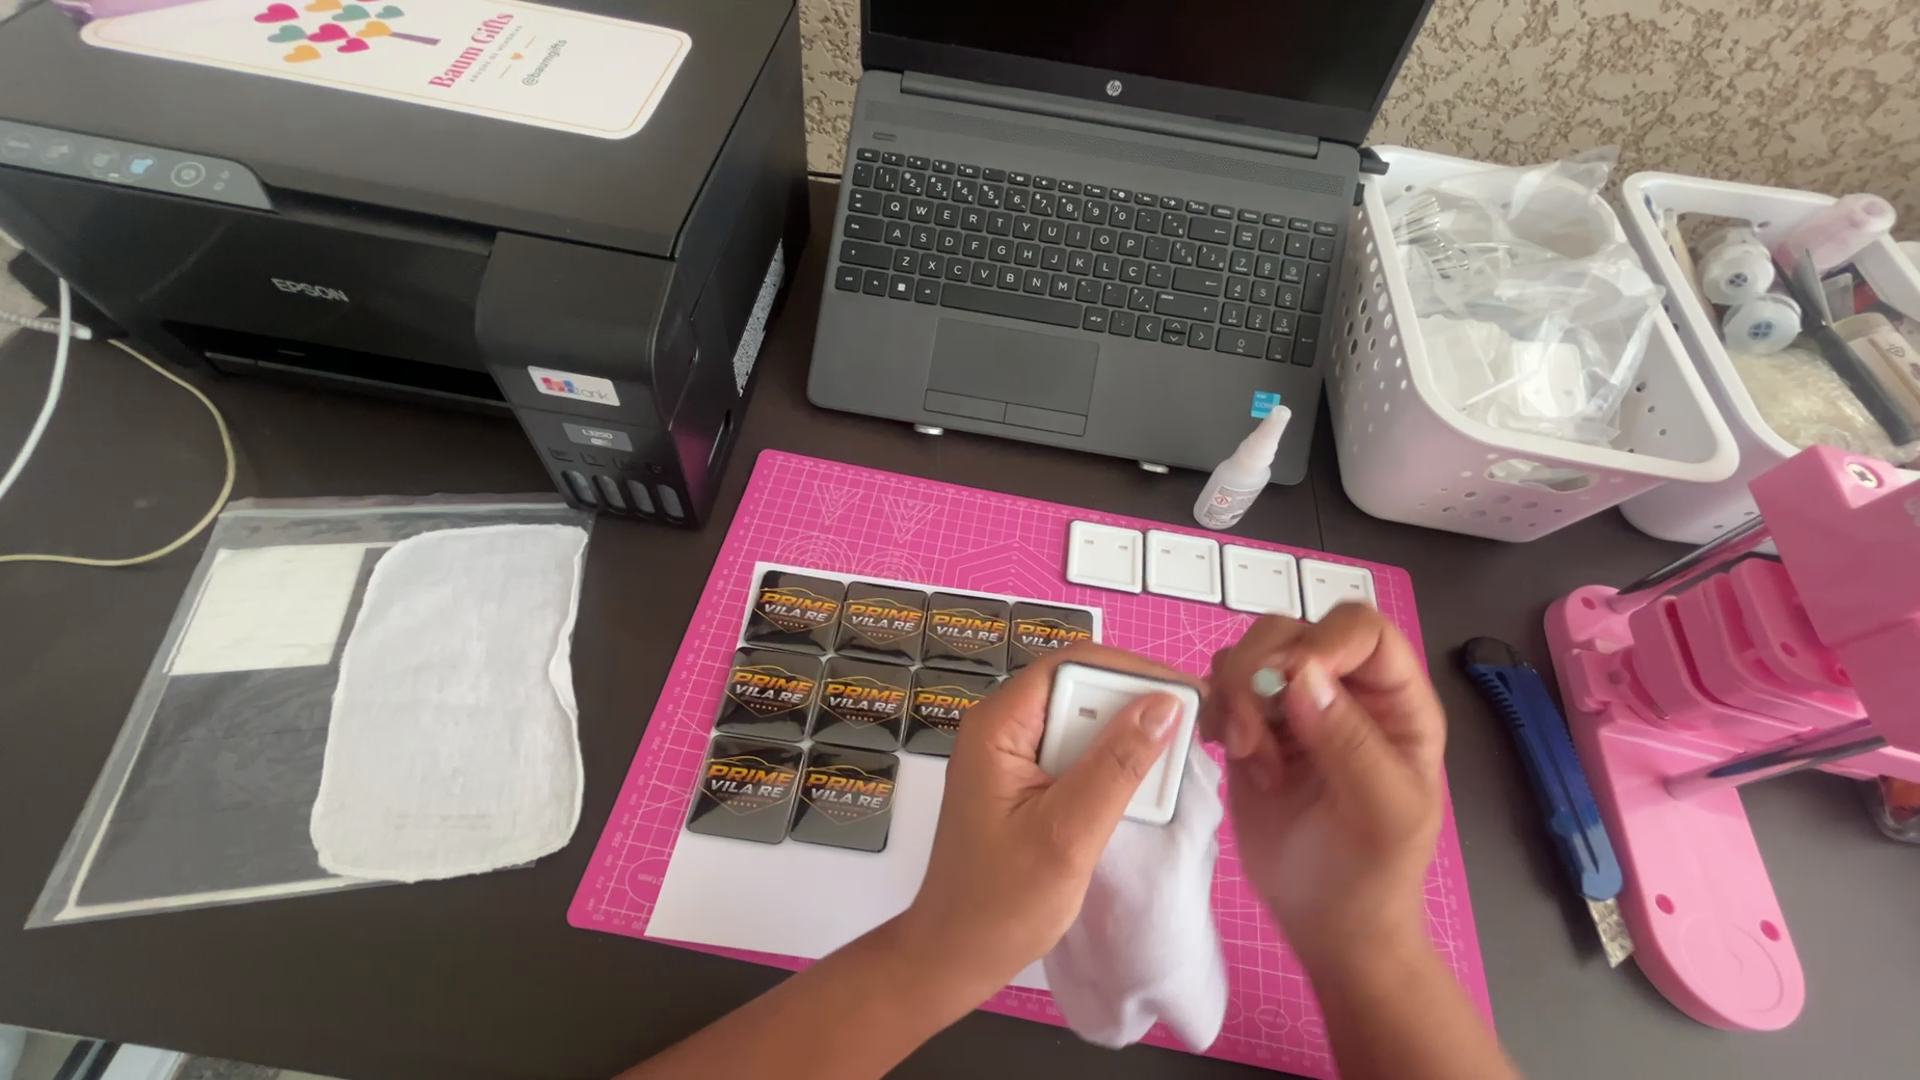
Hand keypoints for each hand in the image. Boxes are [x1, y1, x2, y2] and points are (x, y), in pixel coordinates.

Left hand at [898, 643, 1190, 997]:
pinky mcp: (1022, 779)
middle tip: (1191, 721)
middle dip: (1133, 700)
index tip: (1184, 690)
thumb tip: (1164, 705)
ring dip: (1125, 731)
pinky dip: (1109, 759)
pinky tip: (1142, 778)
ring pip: (1078, 719)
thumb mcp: (1068, 833)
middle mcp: (1001, 727)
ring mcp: (1010, 753)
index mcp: (997, 725)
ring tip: (1176, 749)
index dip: (1129, 669)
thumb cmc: (1002, 902)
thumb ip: (1116, 766)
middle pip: (1075, 687)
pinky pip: (1072, 750)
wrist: (956, 954)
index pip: (1068, 667)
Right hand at [1200, 605, 1445, 972]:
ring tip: (1248, 756)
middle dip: (1258, 676)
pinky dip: (1214, 708)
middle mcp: (1341, 689)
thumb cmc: (1370, 870)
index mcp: (1393, 700)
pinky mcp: (1249, 723)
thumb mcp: (1381, 812)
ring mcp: (1290, 705)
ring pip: (1247, 653)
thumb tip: (1300, 674)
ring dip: (1235, 698)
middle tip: (1253, 740)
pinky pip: (1218, 684)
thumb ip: (1348, 741)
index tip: (1288, 685)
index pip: (1360, 630)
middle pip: (1288, 631)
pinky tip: (1227, 750)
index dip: (1322, 641)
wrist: (1324, 917)